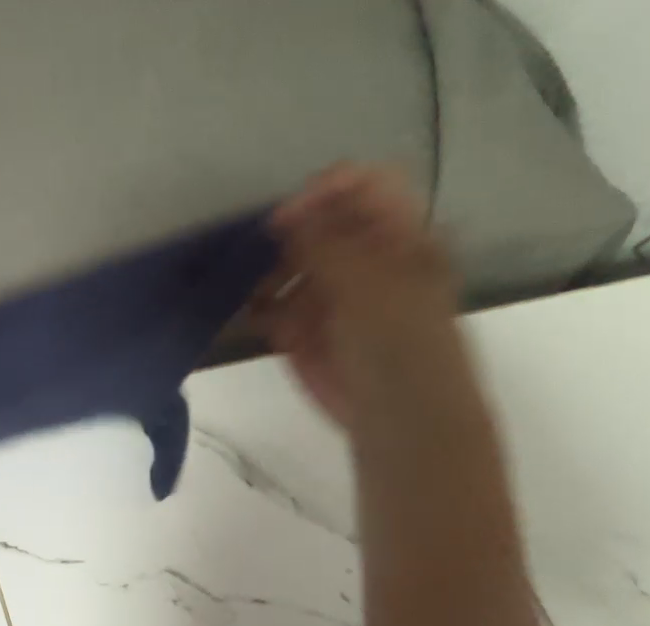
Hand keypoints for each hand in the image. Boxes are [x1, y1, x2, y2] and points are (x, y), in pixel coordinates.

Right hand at [258, 164, 464, 428]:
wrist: (395, 413)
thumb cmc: (397, 345)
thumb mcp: (368, 284)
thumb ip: (327, 244)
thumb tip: (286, 212)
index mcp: (394, 234)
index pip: (359, 187)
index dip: (320, 193)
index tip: (282, 221)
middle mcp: (361, 256)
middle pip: (315, 223)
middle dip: (282, 236)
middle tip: (257, 260)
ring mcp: (328, 292)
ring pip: (285, 263)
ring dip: (263, 272)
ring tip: (254, 294)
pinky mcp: (300, 326)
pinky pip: (268, 304)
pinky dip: (254, 306)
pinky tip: (252, 316)